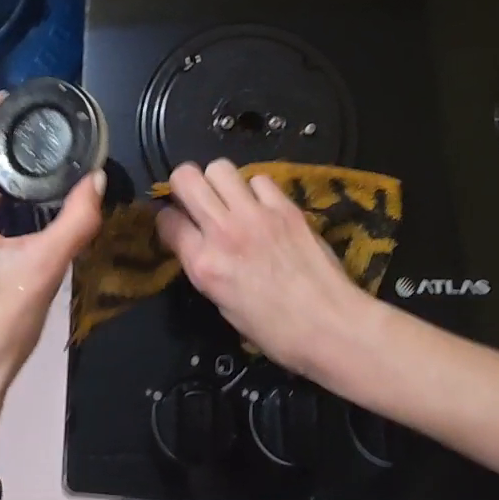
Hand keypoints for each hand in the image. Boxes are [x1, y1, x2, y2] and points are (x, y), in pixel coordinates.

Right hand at [156, 159, 370, 376]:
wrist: (331, 326)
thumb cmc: (276, 332)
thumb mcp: (224, 306)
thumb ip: (204, 267)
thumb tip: (195, 242)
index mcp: (204, 265)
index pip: (167, 220)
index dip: (167, 219)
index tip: (177, 223)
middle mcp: (223, 232)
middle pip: (186, 177)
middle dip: (184, 184)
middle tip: (196, 199)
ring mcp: (255, 214)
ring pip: (220, 167)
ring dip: (219, 181)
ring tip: (230, 199)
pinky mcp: (285, 207)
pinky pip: (259, 179)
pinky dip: (256, 190)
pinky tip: (264, 208)